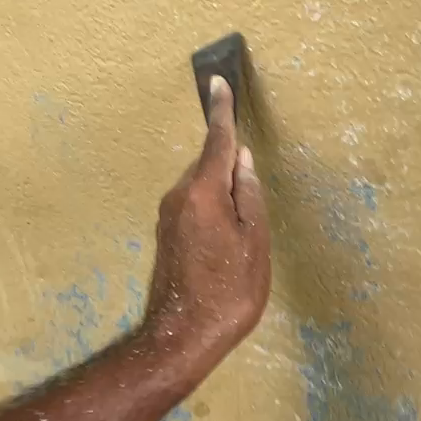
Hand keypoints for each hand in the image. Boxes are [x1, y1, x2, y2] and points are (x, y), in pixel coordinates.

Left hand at [142, 75, 271, 366]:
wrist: (180, 339)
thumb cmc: (228, 290)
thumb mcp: (254, 240)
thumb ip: (248, 193)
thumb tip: (241, 158)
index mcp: (203, 190)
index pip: (217, 140)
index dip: (221, 110)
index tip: (217, 81)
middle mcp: (179, 194)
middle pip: (210, 165)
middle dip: (230, 168)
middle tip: (252, 205)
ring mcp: (168, 214)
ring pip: (202, 187)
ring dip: (222, 193)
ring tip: (242, 235)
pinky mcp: (166, 233)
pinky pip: (194, 204)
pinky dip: (211, 208)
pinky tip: (225, 242)